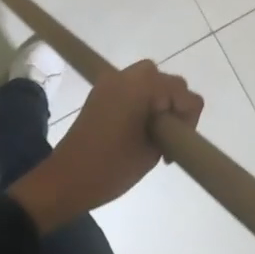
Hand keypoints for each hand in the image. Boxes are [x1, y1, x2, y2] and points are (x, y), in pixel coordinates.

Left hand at [6, 59, 203, 234]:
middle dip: (173, 106)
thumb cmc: (112, 167)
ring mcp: (108, 82)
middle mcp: (124, 75)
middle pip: (166, 82)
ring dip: (157, 102)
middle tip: (168, 137)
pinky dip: (140, 102)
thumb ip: (172, 130)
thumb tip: (174, 124)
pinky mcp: (98, 94)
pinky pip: (129, 88)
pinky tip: (137, 130)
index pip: (185, 94)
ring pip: (148, 82)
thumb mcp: (152, 151)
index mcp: (142, 86)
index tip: (176, 144)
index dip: (188, 120)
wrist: (67, 178)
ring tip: (154, 134)